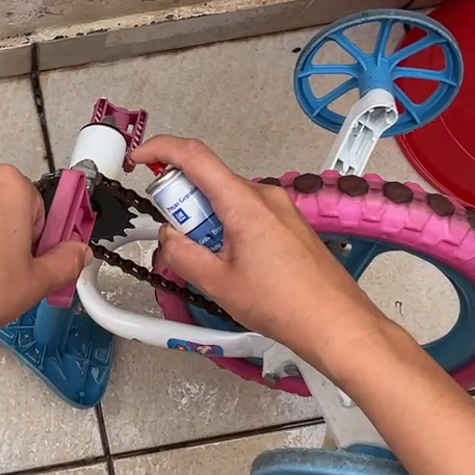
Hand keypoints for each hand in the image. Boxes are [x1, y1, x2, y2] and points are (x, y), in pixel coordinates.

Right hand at [131, 136, 393, 368]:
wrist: (336, 324)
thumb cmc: (288, 305)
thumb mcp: (216, 283)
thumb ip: (180, 253)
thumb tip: (168, 237)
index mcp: (244, 203)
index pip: (193, 155)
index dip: (158, 150)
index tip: (138, 160)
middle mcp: (264, 196)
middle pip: (207, 181)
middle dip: (181, 206)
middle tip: (178, 241)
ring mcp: (279, 208)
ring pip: (224, 199)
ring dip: (204, 222)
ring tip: (213, 264)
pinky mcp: (286, 223)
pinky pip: (244, 212)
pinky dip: (225, 229)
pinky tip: (233, 265)